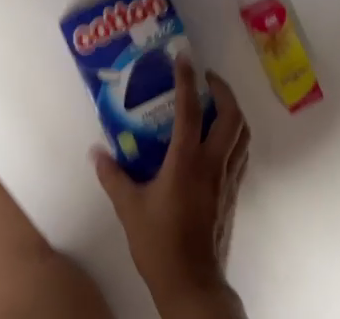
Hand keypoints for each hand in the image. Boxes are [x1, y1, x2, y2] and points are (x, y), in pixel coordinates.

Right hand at [94, 57, 250, 313]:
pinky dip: (235, 136)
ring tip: (217, 103)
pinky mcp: (234, 194)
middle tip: (207, 78)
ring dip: (234, 112)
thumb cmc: (159, 243)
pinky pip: (242, 154)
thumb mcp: (128, 208)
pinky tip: (219, 139)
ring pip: (243, 135)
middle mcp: (213, 164)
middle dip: (223, 90)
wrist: (192, 282)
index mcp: (187, 161)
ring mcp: (228, 179)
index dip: (187, 80)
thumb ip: (113, 176)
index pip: (190, 110)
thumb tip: (96, 151)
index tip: (183, 57)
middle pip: (232, 116)